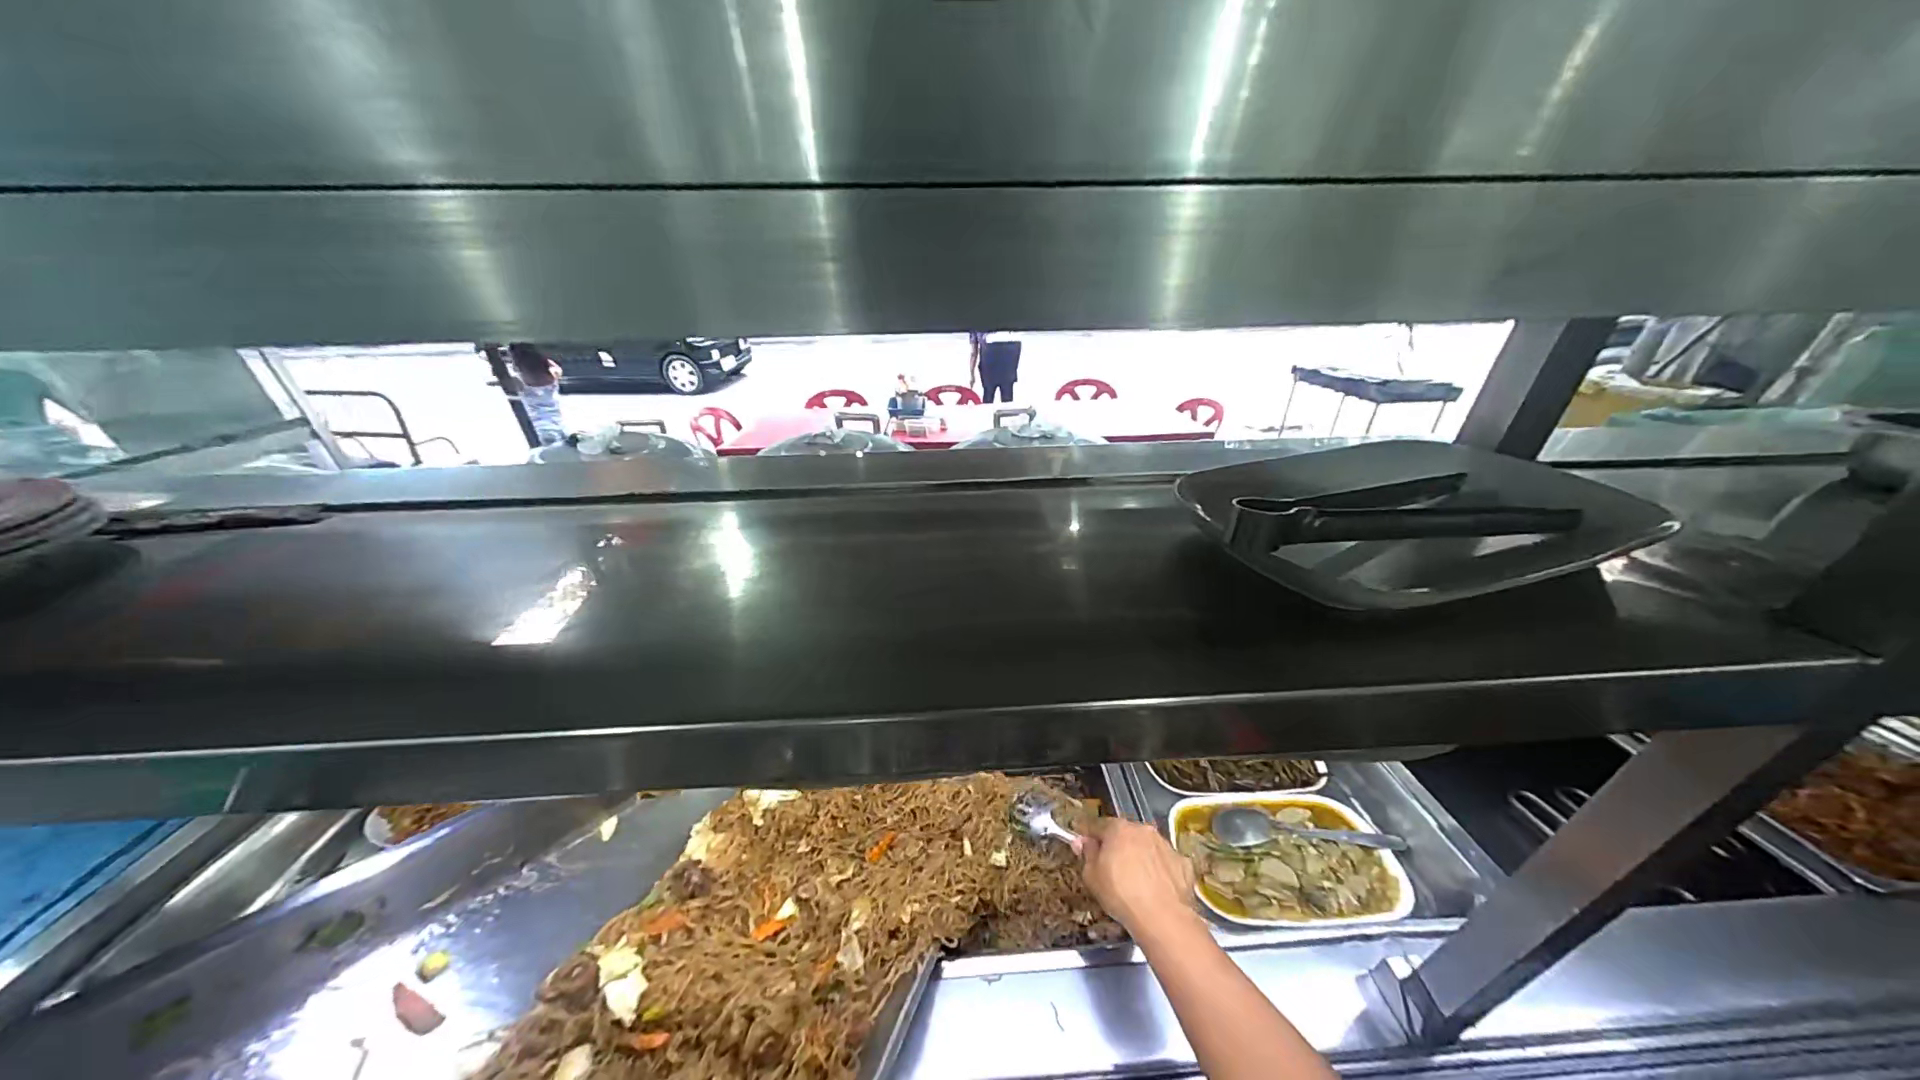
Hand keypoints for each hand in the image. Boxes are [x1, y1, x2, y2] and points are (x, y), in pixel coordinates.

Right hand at [1077, 817, 1201, 940]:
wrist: (1163, 918)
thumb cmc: (1121, 894)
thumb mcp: (1091, 876)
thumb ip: (1087, 853)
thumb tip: (1084, 842)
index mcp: (1118, 828)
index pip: (1097, 825)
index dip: (1088, 836)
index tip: (1083, 845)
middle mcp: (1143, 830)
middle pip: (1124, 833)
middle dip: (1116, 846)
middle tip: (1110, 868)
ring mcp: (1165, 845)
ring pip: (1147, 846)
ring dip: (1140, 857)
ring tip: (1135, 882)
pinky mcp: (1183, 863)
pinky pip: (1165, 863)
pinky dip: (1160, 871)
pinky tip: (1156, 888)